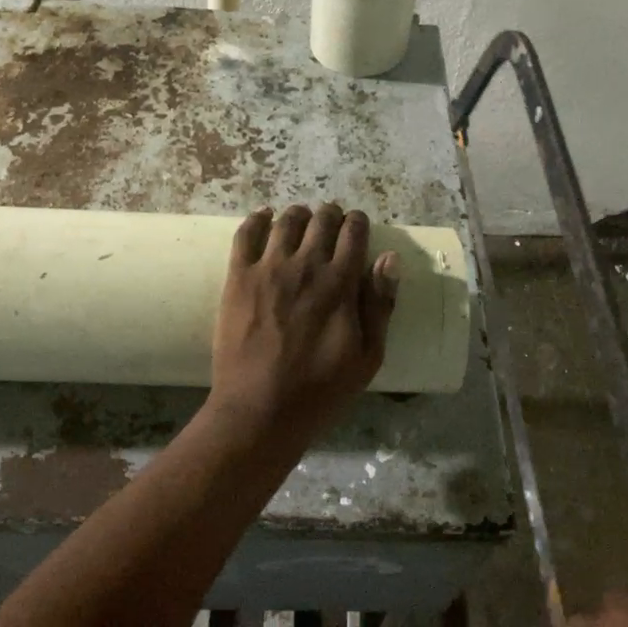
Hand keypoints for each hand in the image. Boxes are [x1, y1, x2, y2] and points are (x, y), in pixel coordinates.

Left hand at [205, 204, 398, 448]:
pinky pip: (246, 233)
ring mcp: (269, 268)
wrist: (259, 411)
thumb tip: (389, 258)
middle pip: (322, 219)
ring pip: (287, 220)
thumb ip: (380, 305)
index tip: (357, 227)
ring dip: (299, 215)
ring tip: (302, 222)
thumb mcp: (368, 357)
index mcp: (340, 283)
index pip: (354, 231)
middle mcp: (306, 265)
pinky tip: (264, 217)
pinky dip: (258, 219)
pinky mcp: (238, 277)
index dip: (358, 223)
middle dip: (331, 216)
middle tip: (331, 225)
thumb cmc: (319, 390)